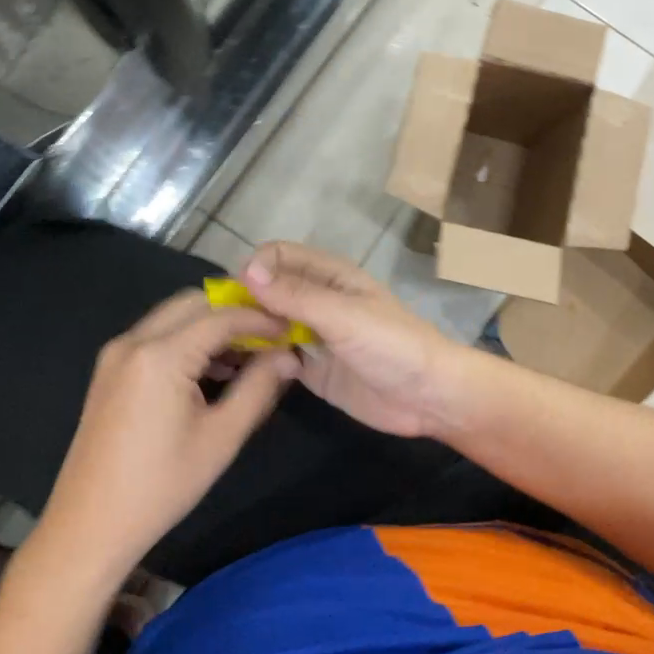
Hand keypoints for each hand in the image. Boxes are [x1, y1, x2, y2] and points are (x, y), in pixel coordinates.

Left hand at [37, 289, 300, 568]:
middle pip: (194, 303)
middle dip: (235, 314)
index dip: (261, 318)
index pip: (221, 315)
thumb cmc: (162, 484)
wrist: (90, 525)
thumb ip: (259, 387)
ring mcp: (116, 354)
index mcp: (160, 355)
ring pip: (174, 317)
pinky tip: (213, 372)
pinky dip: (188, 341)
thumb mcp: (222, 437)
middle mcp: (133, 342)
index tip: (292, 329)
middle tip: (270, 340)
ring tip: (249, 358)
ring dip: (211, 327)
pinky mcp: (110, 371)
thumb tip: (290, 356)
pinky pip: (156, 336)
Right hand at [242, 242, 465, 438]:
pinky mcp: (313, 371)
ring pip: (269, 326)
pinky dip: (261, 363)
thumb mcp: (344, 315)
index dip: (256, 268)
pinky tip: (247, 373)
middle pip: (269, 292)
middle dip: (245, 304)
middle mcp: (318, 302)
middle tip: (224, 330)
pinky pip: (277, 360)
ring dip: (249, 334)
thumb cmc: (393, 345)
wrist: (429, 397)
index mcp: (330, 276)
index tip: (238, 295)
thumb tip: (247, 272)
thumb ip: (296, 296)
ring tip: (226, 352)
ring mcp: (314, 338)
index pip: (279, 256)